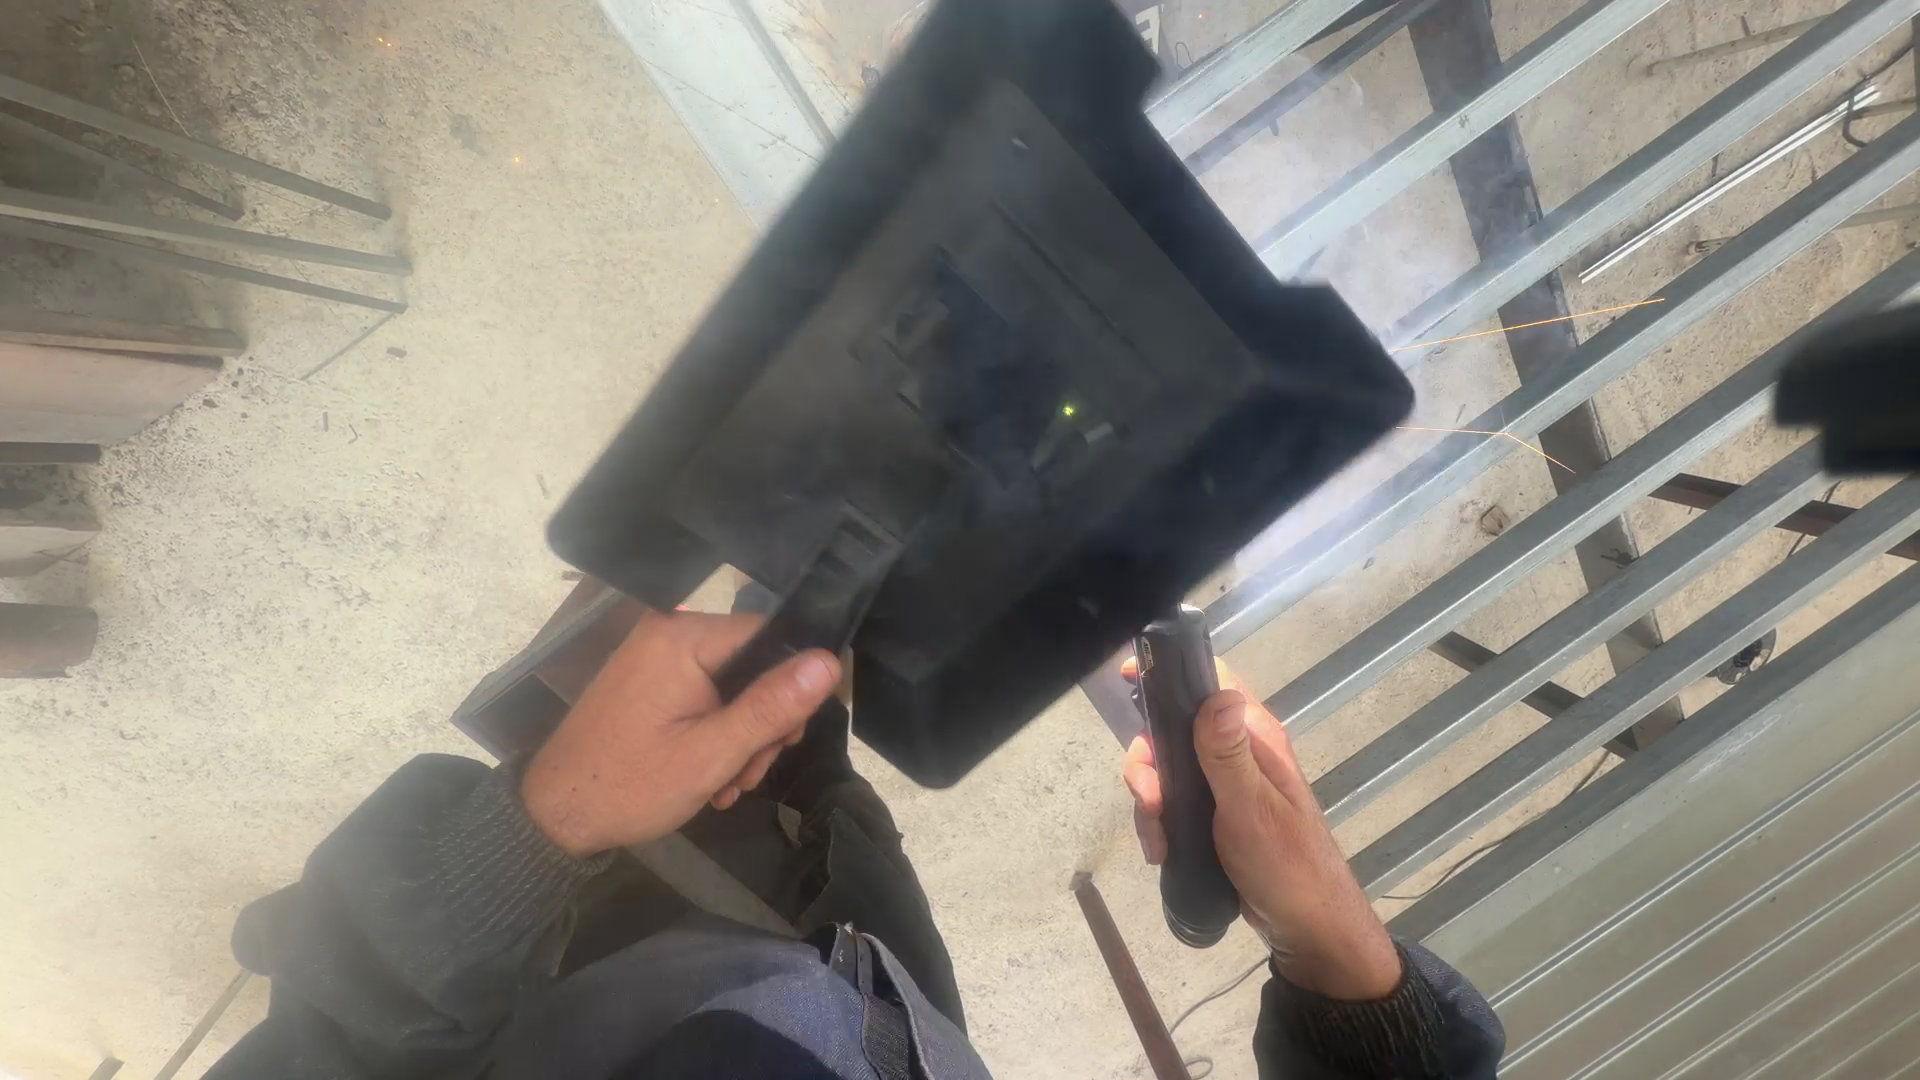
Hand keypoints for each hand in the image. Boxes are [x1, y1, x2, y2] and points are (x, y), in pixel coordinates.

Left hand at [521, 610, 840, 857]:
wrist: (551, 819)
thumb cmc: (630, 786)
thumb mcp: (712, 753)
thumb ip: (772, 705)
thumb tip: (830, 663)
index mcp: (684, 636)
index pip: (770, 635)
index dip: (795, 681)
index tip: (794, 734)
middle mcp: (671, 630)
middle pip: (754, 662)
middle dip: (764, 721)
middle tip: (750, 771)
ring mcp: (658, 653)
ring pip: (736, 682)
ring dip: (743, 734)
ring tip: (728, 783)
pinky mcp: (652, 676)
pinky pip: (709, 690)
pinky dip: (718, 729)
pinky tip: (713, 773)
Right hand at [1122, 669, 1400, 1000]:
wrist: (1308, 932)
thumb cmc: (1287, 866)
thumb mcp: (1251, 808)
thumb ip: (1228, 753)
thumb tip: (1218, 693)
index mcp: (1253, 736)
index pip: (1210, 682)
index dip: (1169, 674)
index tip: (1129, 678)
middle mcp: (1235, 750)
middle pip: (1171, 729)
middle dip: (1149, 765)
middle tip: (1150, 802)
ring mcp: (1221, 781)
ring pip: (1164, 768)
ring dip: (1150, 802)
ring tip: (1157, 839)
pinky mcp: (1210, 810)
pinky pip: (1170, 800)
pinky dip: (1158, 821)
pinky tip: (1162, 849)